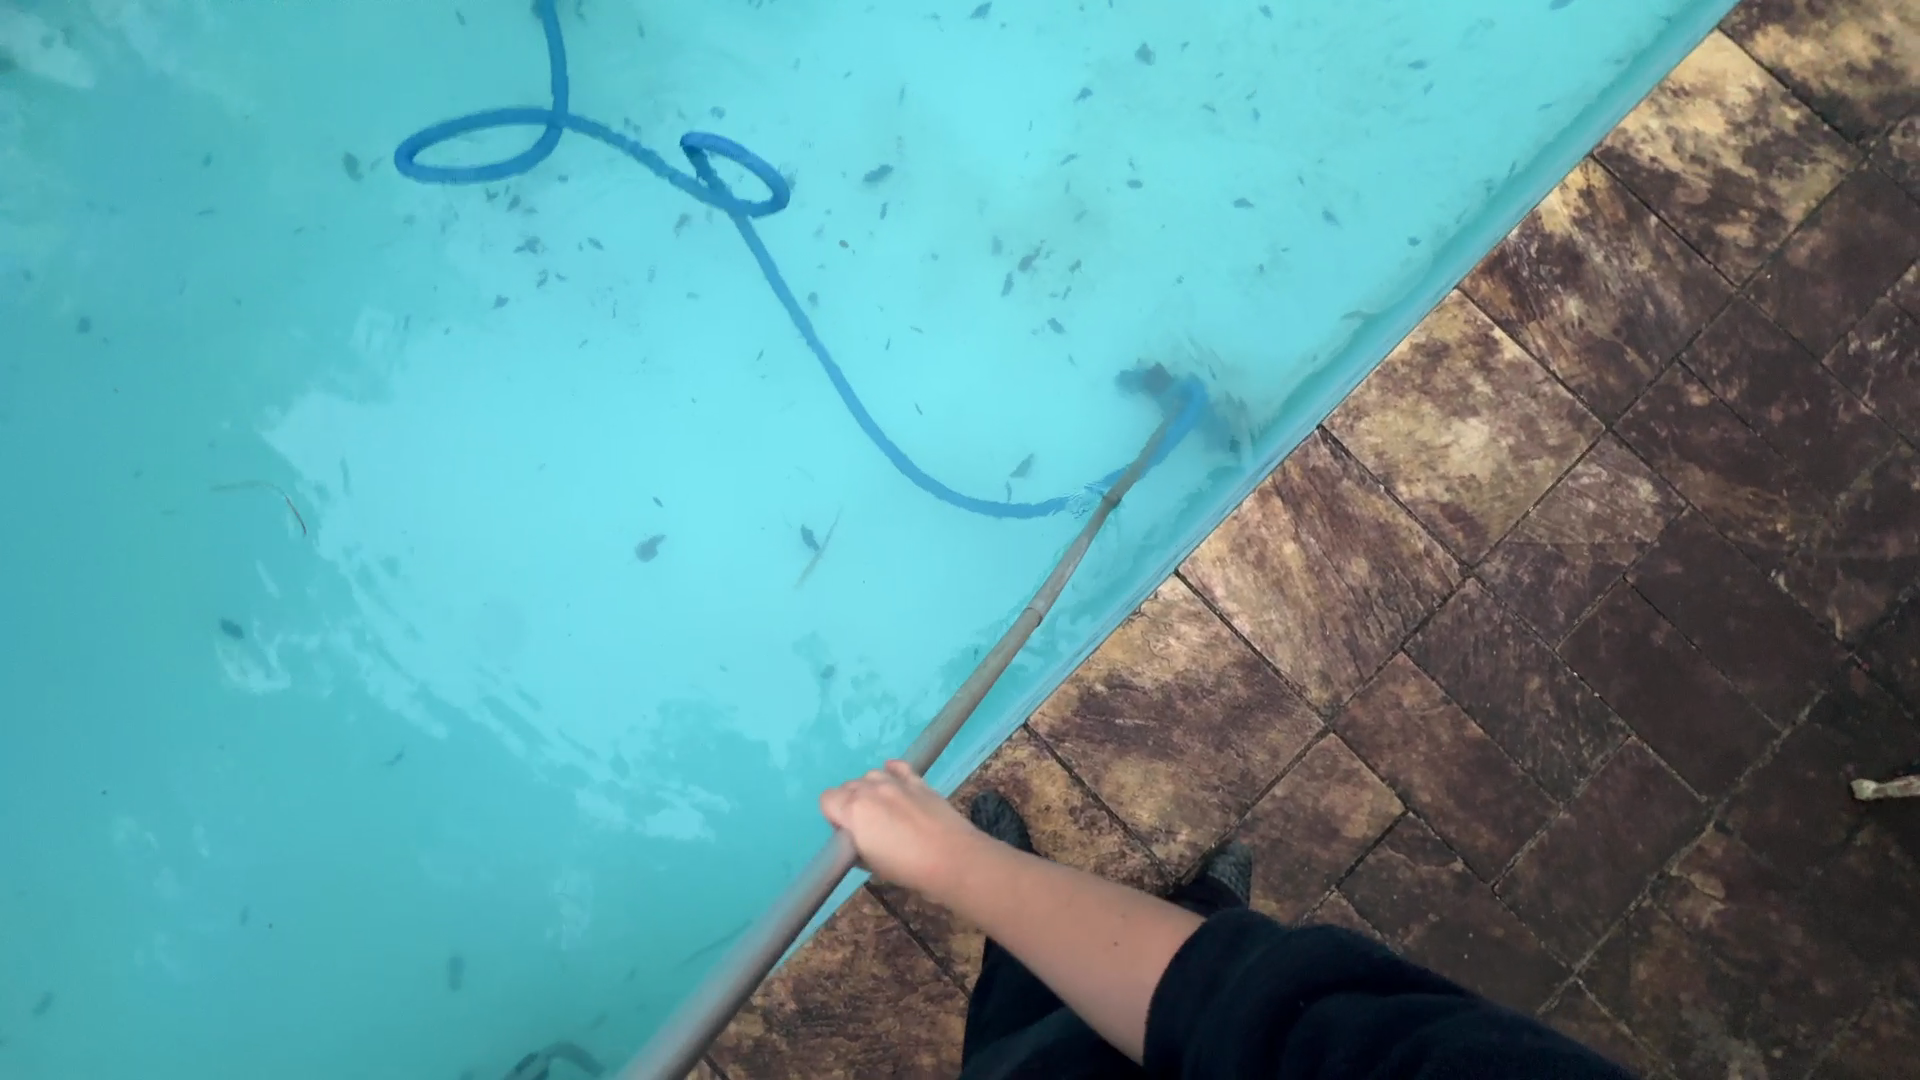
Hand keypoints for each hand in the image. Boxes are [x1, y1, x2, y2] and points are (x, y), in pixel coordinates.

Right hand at [820, 760, 991, 899]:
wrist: (950, 857)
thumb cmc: (905, 867)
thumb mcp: (869, 862)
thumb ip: (855, 842)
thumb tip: (856, 835)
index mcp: (854, 808)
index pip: (827, 799)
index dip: (833, 816)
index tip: (846, 834)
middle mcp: (871, 788)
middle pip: (848, 786)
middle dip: (850, 803)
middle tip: (865, 828)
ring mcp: (896, 781)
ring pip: (871, 775)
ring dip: (870, 790)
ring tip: (883, 811)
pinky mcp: (918, 781)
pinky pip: (897, 767)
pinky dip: (892, 772)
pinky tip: (895, 784)